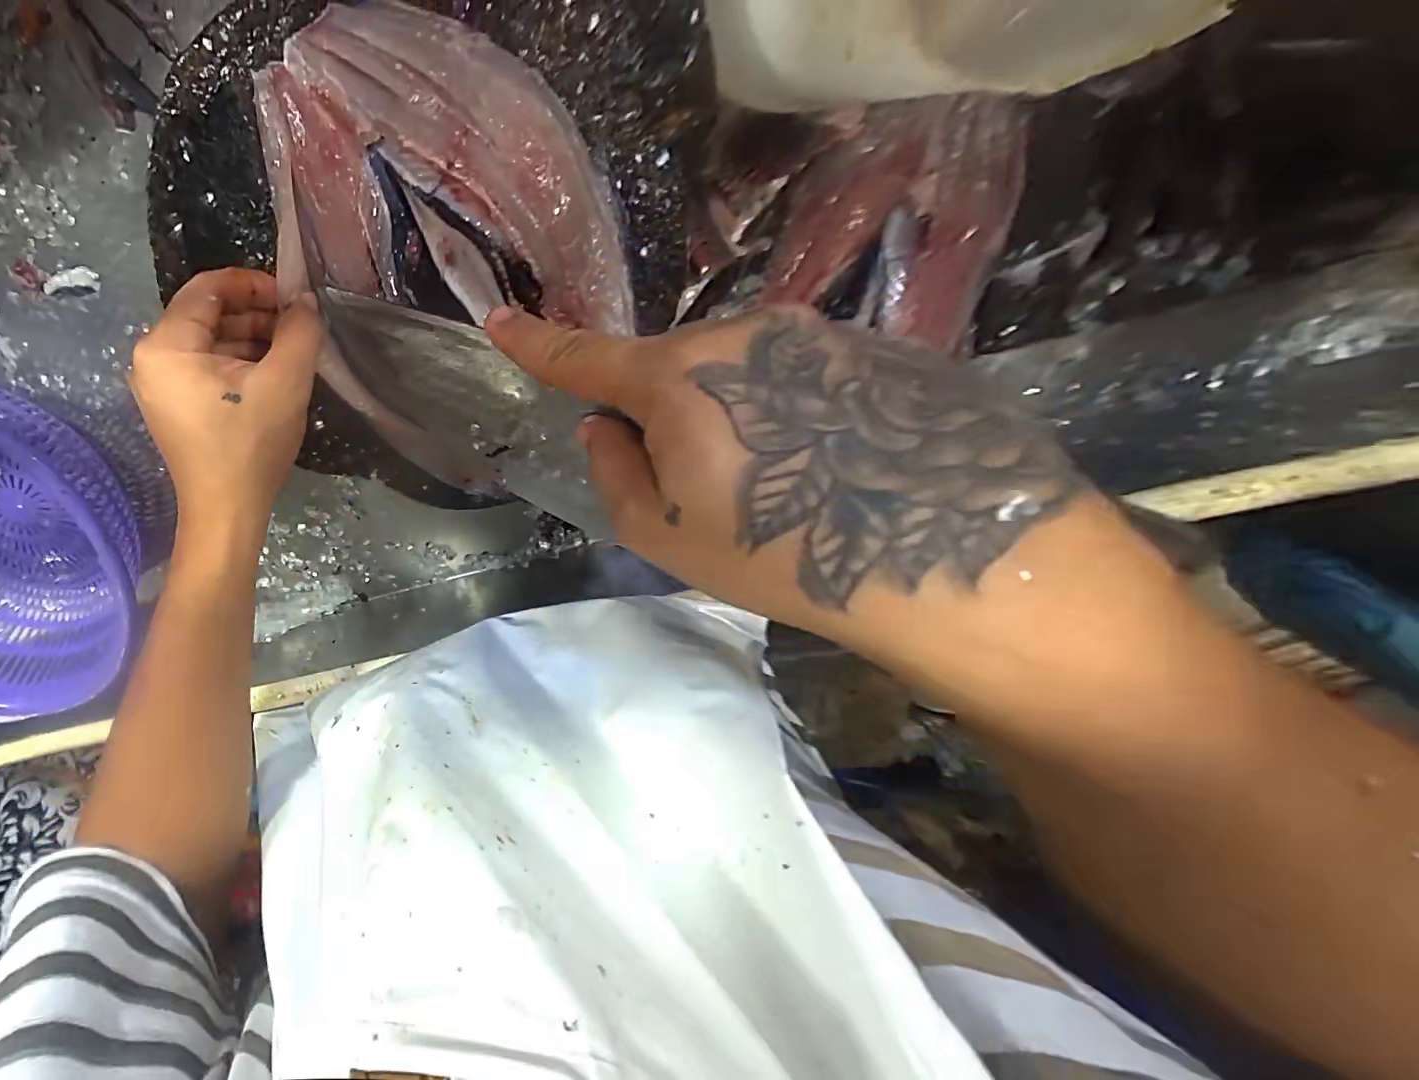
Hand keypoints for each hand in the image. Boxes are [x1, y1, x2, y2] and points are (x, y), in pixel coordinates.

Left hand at [130, 268, 322, 541]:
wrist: (228, 512)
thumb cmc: (250, 445)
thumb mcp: (285, 382)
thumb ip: (300, 331)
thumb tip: (306, 303)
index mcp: (165, 345)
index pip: (207, 289)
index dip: (253, 284)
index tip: (292, 298)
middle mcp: (152, 360)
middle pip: (207, 315)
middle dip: (256, 314)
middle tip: (298, 327)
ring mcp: (162, 387)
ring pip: (211, 344)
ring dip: (252, 340)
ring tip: (292, 352)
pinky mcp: (176, 409)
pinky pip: (208, 370)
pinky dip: (240, 365)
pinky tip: (273, 375)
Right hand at [486, 304, 1086, 639]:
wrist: (953, 557)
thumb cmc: (778, 555)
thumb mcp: (662, 533)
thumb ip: (613, 470)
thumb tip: (603, 425)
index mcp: (678, 378)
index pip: (586, 356)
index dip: (536, 342)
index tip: (499, 319)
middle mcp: (743, 334)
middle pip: (670, 369)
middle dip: (662, 416)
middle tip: (702, 489)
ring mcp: (815, 333)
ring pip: (735, 372)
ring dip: (730, 418)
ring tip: (779, 488)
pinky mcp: (873, 349)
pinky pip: (794, 376)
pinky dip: (786, 415)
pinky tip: (830, 469)